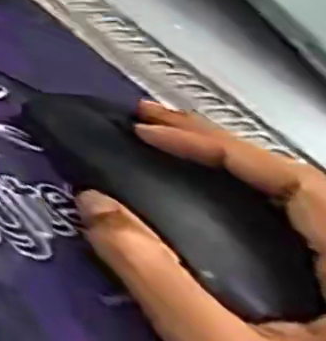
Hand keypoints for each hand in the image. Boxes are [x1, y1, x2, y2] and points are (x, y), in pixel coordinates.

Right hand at [76, 100, 325, 340]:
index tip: (147, 128)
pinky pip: (312, 244)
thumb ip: (156, 274)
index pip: (300, 184)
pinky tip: (218, 210)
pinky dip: (262, 213)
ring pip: (313, 218)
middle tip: (151, 123)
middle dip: (225, 151)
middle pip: (310, 192)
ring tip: (177, 152)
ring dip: (242, 178)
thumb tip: (94, 202)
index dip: (219, 145)